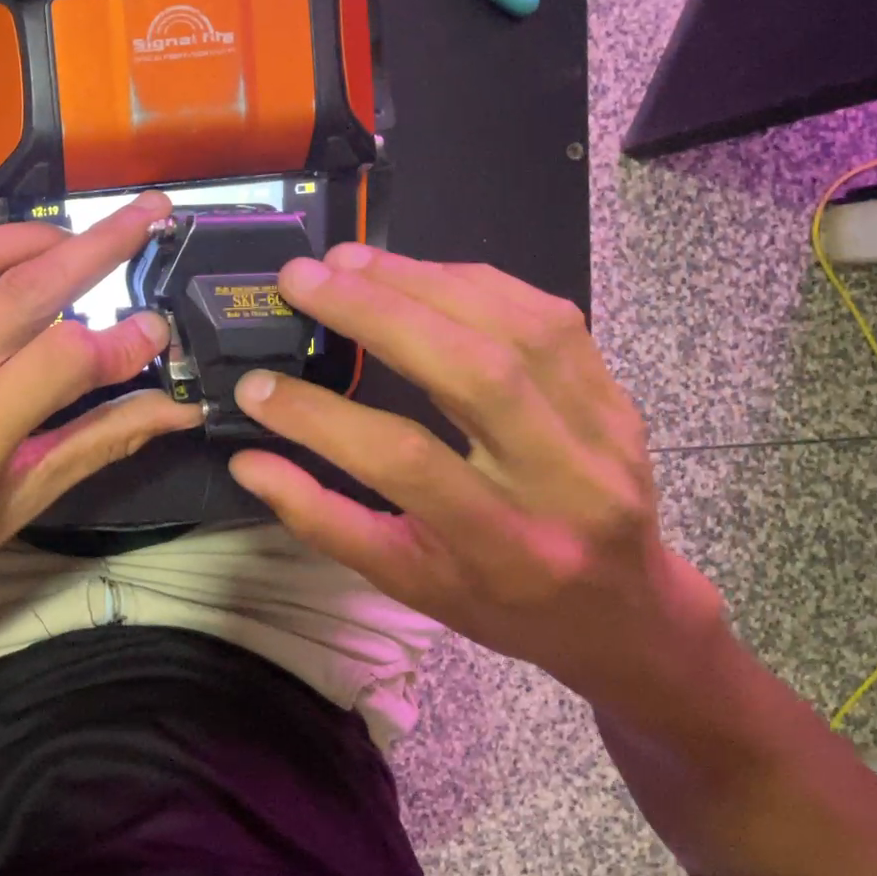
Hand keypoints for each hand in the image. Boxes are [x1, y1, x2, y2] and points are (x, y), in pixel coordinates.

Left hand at [0, 192, 201, 672]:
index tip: (156, 329)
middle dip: (94, 247)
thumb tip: (178, 408)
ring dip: (25, 238)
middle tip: (143, 217)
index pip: (61, 359)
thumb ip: (101, 440)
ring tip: (68, 240)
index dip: (119, 339)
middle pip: (21, 291)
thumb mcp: (27, 502)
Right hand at [228, 244, 725, 705]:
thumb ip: (324, 521)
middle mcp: (565, 482)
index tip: (255, 385)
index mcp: (504, 545)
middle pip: (472, 372)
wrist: (627, 612)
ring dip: (421, 282)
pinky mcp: (617, 393)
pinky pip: (547, 316)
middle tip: (301, 278)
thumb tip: (248, 461)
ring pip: (515, 329)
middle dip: (375, 313)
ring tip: (348, 262)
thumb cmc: (500, 603)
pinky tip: (416, 273)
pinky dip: (472, 282)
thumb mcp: (405, 581)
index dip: (321, 418)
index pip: (404, 460)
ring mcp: (603, 429)